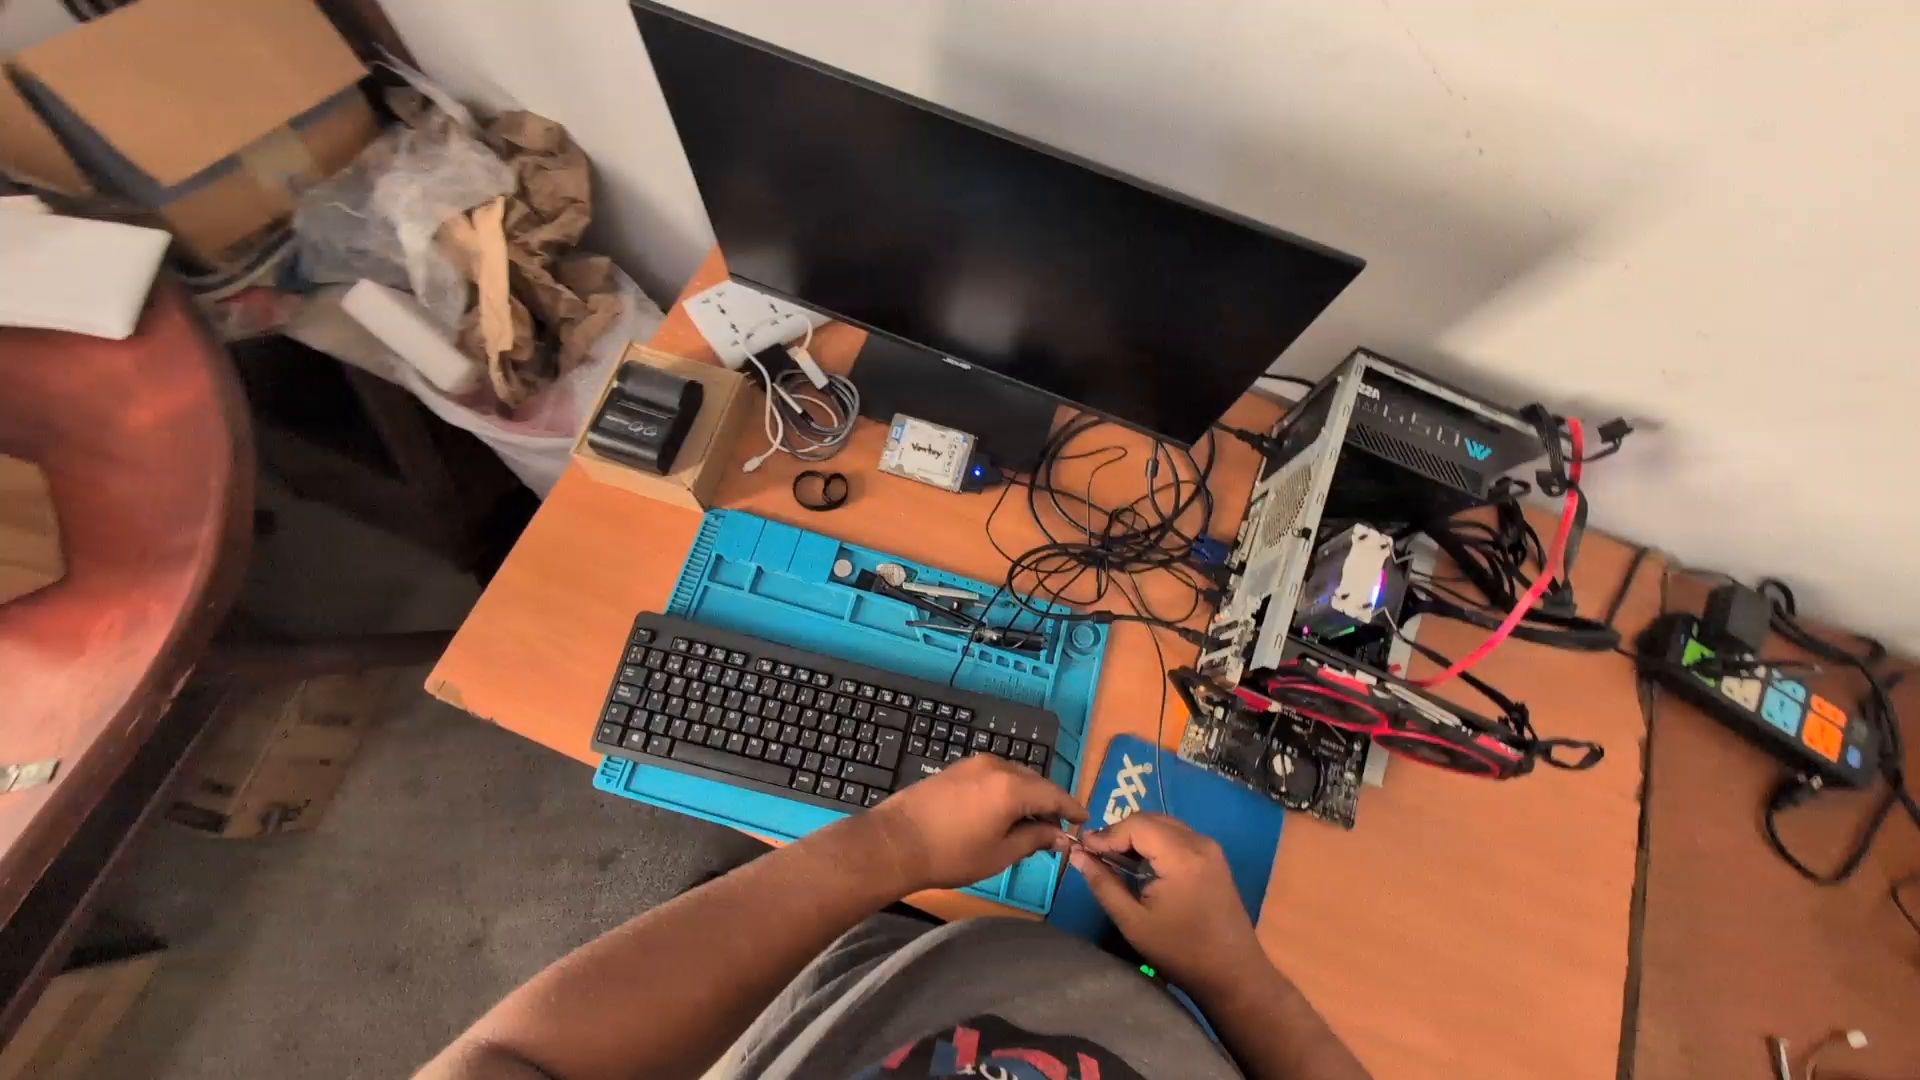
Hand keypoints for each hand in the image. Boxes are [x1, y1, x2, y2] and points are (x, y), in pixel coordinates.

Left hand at [864, 755, 1087, 891]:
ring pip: (1015, 776)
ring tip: (1031, 824)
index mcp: (1012, 787)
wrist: (896, 841)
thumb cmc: (952, 854)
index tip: (1084, 820)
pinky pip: (995, 774)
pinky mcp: (958, 768)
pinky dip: (1008, 790)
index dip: (1072, 809)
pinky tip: (1004, 811)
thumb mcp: (1000, 853)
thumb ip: (1035, 839)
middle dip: (1049, 803)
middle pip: (1035, 781)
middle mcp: (997, 766)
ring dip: (1028, 795)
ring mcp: (975, 763)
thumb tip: (1059, 835)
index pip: (1054, 794)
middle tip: (1057, 829)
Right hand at [1074, 813, 1262, 991]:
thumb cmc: (1181, 952)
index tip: (1082, 848)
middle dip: (1120, 832)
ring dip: (1137, 835)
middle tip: (1096, 853)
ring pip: (1163, 824)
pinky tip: (1141, 862)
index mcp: (1182, 856)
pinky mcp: (1214, 858)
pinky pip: (1177, 835)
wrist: (1234, 976)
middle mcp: (1199, 842)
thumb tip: (1078, 854)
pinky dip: (1154, 841)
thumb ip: (1103, 884)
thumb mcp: (1134, 922)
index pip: (1136, 825)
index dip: (1107, 834)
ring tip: (1114, 857)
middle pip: (1150, 819)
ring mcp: (1210, 848)